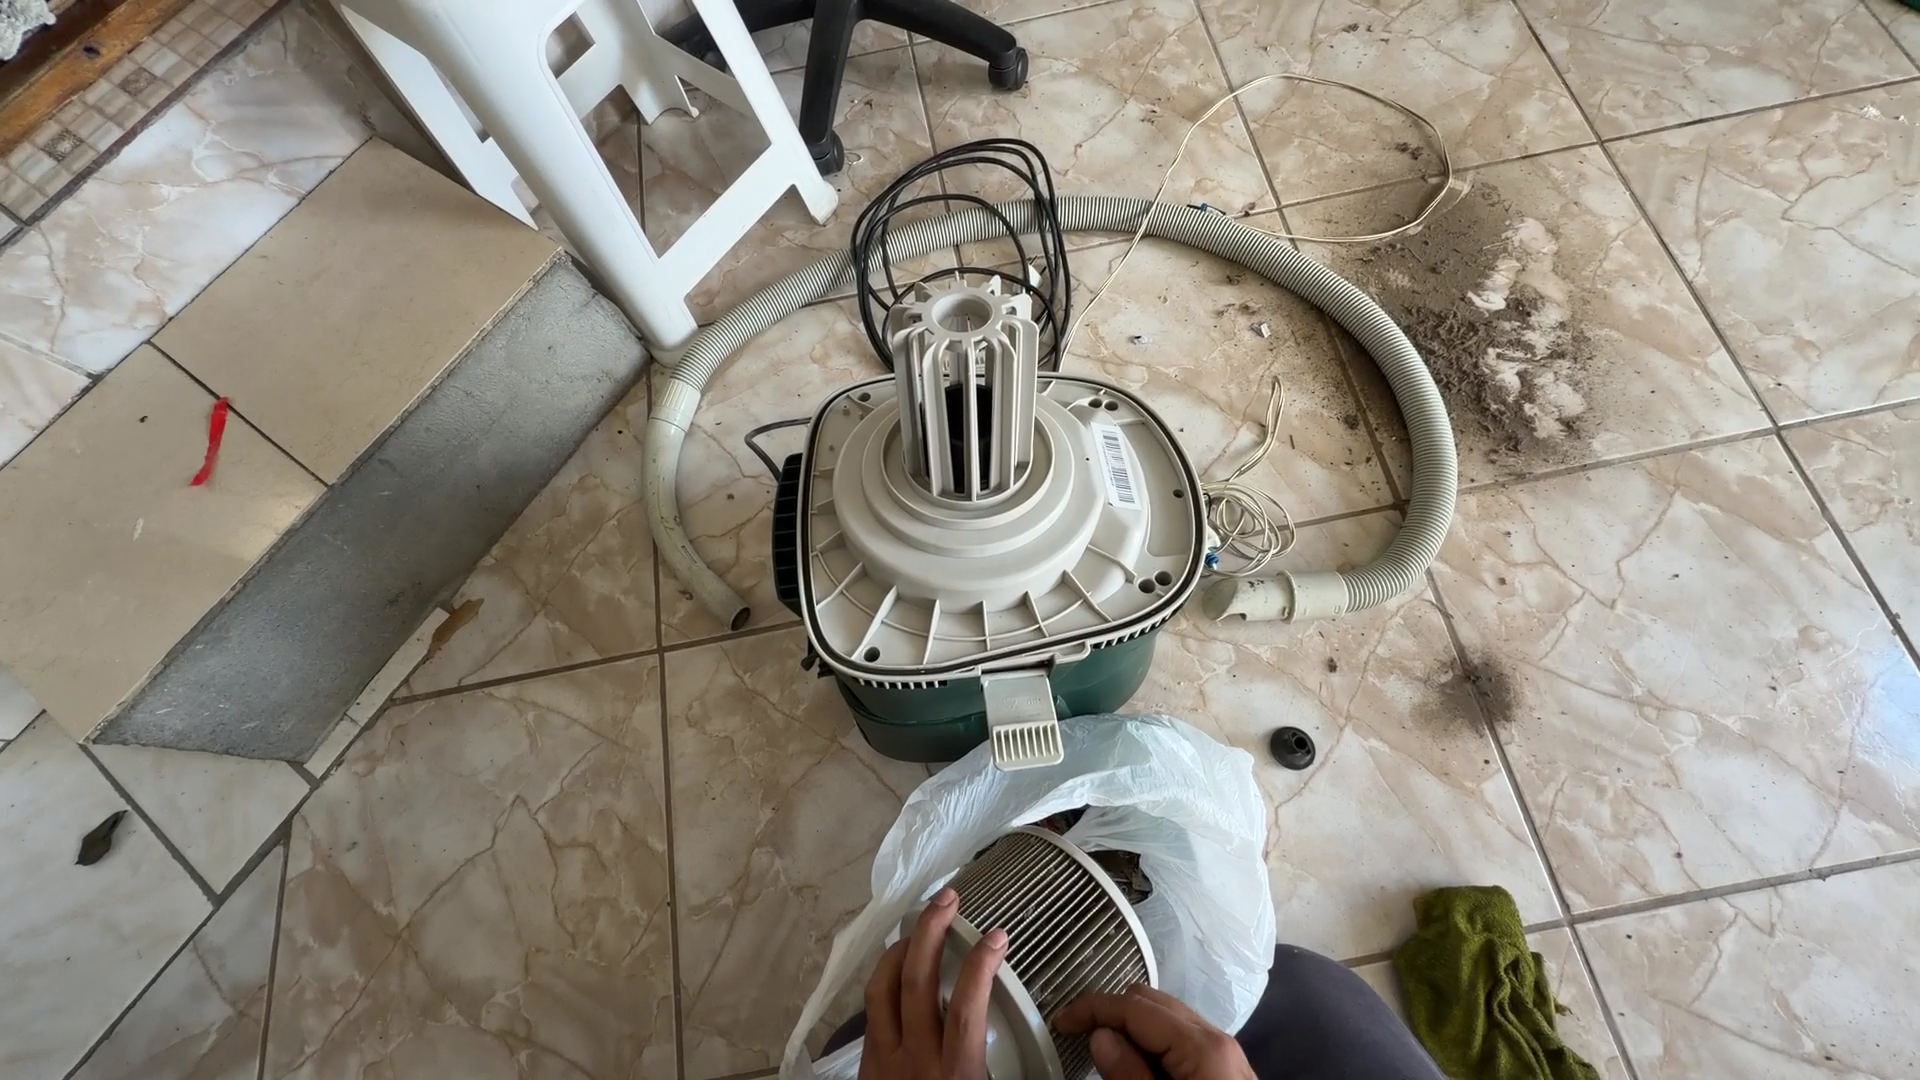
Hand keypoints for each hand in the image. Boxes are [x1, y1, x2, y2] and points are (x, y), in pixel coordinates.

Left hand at [859, 888, 1007, 1079]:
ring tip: (918, 929)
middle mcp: (916, 1060)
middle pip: (916, 982)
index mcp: (956, 1074)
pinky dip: (885, 981)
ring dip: (900, 950)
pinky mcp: (864, 1066)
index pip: (967, 1008)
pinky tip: (898, 971)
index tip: (997, 936)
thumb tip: (1018, 1029)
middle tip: (947, 899)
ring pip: (882, 989)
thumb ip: (999, 1061)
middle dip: (931, 930)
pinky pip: (870, 1012)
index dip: (981, 966)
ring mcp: (883, 1061)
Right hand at [1055, 984, 1255, 1079]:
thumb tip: (1100, 1036)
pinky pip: (1180, 1036)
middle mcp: (1215, 1037)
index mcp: (1201, 1046)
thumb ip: (1130, 1076)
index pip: (1134, 1006)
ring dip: (1131, 1026)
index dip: (1093, 1008)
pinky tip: (1140, 1066)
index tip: (1062, 1023)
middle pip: (1150, 1001)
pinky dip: (1153, 1041)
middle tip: (1081, 1038)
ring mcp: (1224, 1051)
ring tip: (1106, 1053)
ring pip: (1164, 1015)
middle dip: (1112, 1012)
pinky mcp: (1225, 1068)